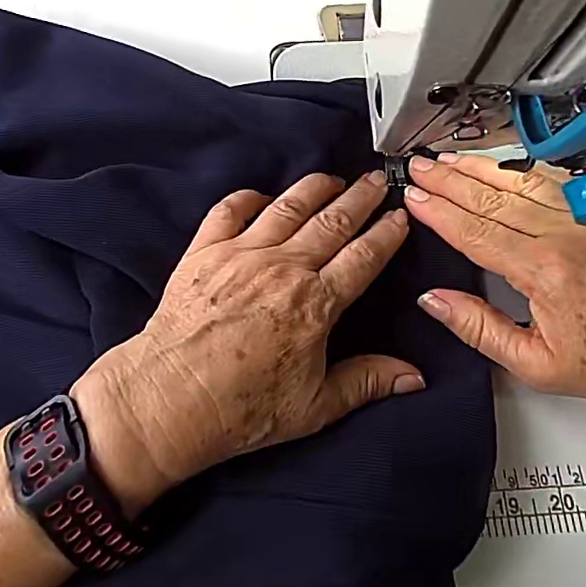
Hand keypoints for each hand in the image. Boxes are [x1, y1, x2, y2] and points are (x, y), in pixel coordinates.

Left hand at [73, 171, 422, 512]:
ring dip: (314, 189)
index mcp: (316, 304)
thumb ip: (366, 382)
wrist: (172, 397)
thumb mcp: (315, 406)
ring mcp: (241, 256)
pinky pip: (229, 211)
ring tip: (331, 179)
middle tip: (375, 180)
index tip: (399, 217)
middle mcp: (282, 269)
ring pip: (287, 207)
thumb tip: (413, 376)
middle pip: (332, 222)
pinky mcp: (203, 253)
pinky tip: (262, 196)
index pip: (363, 257)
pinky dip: (248, 197)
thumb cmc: (241, 407)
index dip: (386, 234)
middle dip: (360, 198)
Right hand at [400, 153, 585, 440]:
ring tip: (450, 160)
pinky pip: (558, 182)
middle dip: (450, 180)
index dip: (438, 211)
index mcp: (547, 271)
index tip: (413, 196)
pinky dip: (523, 169)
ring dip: (481, 168)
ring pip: (524, 181)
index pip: (475, 230)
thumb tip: (434, 300)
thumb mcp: (532, 364)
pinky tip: (503, 165)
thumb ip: (476, 327)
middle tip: (420, 167)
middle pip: (493, 197)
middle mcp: (570, 236)